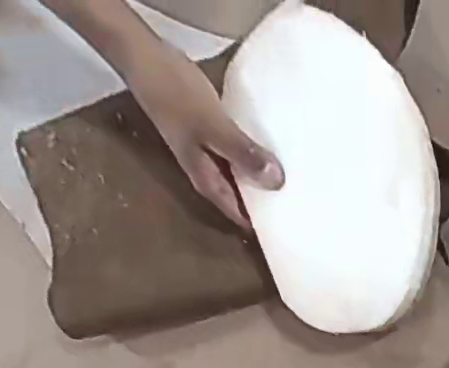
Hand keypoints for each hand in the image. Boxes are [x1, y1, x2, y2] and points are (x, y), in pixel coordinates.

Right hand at [124, 44, 283, 227]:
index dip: (263, 227)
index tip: (291, 230)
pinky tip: (274, 150)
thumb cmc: (177, 94)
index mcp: (208, 182)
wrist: (146, 58)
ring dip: (263, 180)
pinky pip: (240, 154)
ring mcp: (210, 155)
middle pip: (243, 201)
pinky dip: (255, 156)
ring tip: (297, 183)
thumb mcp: (214, 127)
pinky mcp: (213, 135)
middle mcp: (209, 175)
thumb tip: (278, 183)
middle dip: (268, 205)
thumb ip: (244, 154)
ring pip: (242, 178)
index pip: (240, 218)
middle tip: (302, 208)